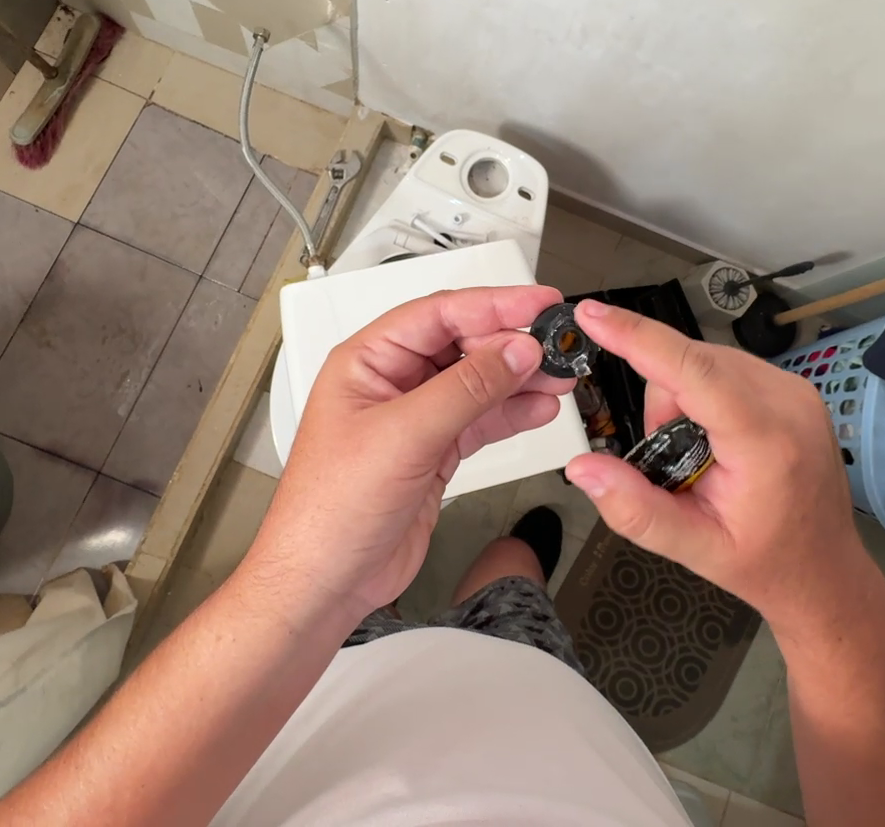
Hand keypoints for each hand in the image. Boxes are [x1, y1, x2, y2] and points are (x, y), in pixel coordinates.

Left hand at [244, 285, 574, 620]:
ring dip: (518, 380)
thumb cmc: (329, 511)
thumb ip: (466, 389)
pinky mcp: (433, 451)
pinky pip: (480, 420)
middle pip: (462, 345)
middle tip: (555, 347)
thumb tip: (513, 350)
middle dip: (510, 345)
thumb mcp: (404, 436)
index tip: (537, 303)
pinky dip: (510, 414)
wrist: (325, 581)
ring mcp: (415, 418)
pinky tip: (537, 408)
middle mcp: (392, 383)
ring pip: (477, 383)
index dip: (493, 304)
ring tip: (559, 378)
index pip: (439, 315)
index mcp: (368, 361)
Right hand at [562, 300, 866, 622]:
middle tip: (673, 463)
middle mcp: (787, 401)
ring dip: (681, 397)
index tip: (592, 315)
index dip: (638, 337)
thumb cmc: (765, 563)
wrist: (827, 571)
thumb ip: (635, 510)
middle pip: (691, 362)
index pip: (693, 371)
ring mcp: (795, 388)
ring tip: (698, 457)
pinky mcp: (793, 386)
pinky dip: (703, 392)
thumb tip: (582, 467)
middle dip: (663, 404)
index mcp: (766, 441)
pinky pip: (725, 366)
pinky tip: (715, 440)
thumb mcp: (695, 548)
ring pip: (704, 359)